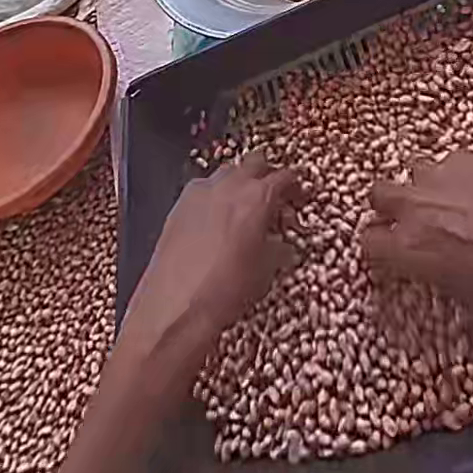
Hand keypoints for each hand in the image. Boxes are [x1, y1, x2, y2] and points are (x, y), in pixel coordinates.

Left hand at [121, 154, 303, 356]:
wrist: (174, 309)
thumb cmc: (224, 292)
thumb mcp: (265, 270)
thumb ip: (278, 247)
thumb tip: (283, 243)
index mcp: (258, 197)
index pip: (285, 176)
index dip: (295, 184)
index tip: (298, 193)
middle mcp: (230, 185)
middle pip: (256, 162)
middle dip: (268, 175)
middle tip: (273, 197)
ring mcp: (201, 191)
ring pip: (229, 171)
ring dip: (240, 182)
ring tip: (244, 208)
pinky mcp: (179, 203)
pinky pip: (204, 188)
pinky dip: (216, 195)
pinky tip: (215, 220)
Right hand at [361, 152, 472, 320]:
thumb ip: (448, 286)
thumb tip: (445, 278)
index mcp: (413, 249)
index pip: (368, 243)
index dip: (378, 250)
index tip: (391, 256)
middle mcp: (417, 207)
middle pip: (378, 194)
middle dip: (389, 208)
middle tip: (412, 224)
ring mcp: (442, 176)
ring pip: (412, 172)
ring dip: (422, 187)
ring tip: (448, 204)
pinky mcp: (469, 156)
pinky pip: (447, 163)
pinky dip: (455, 176)